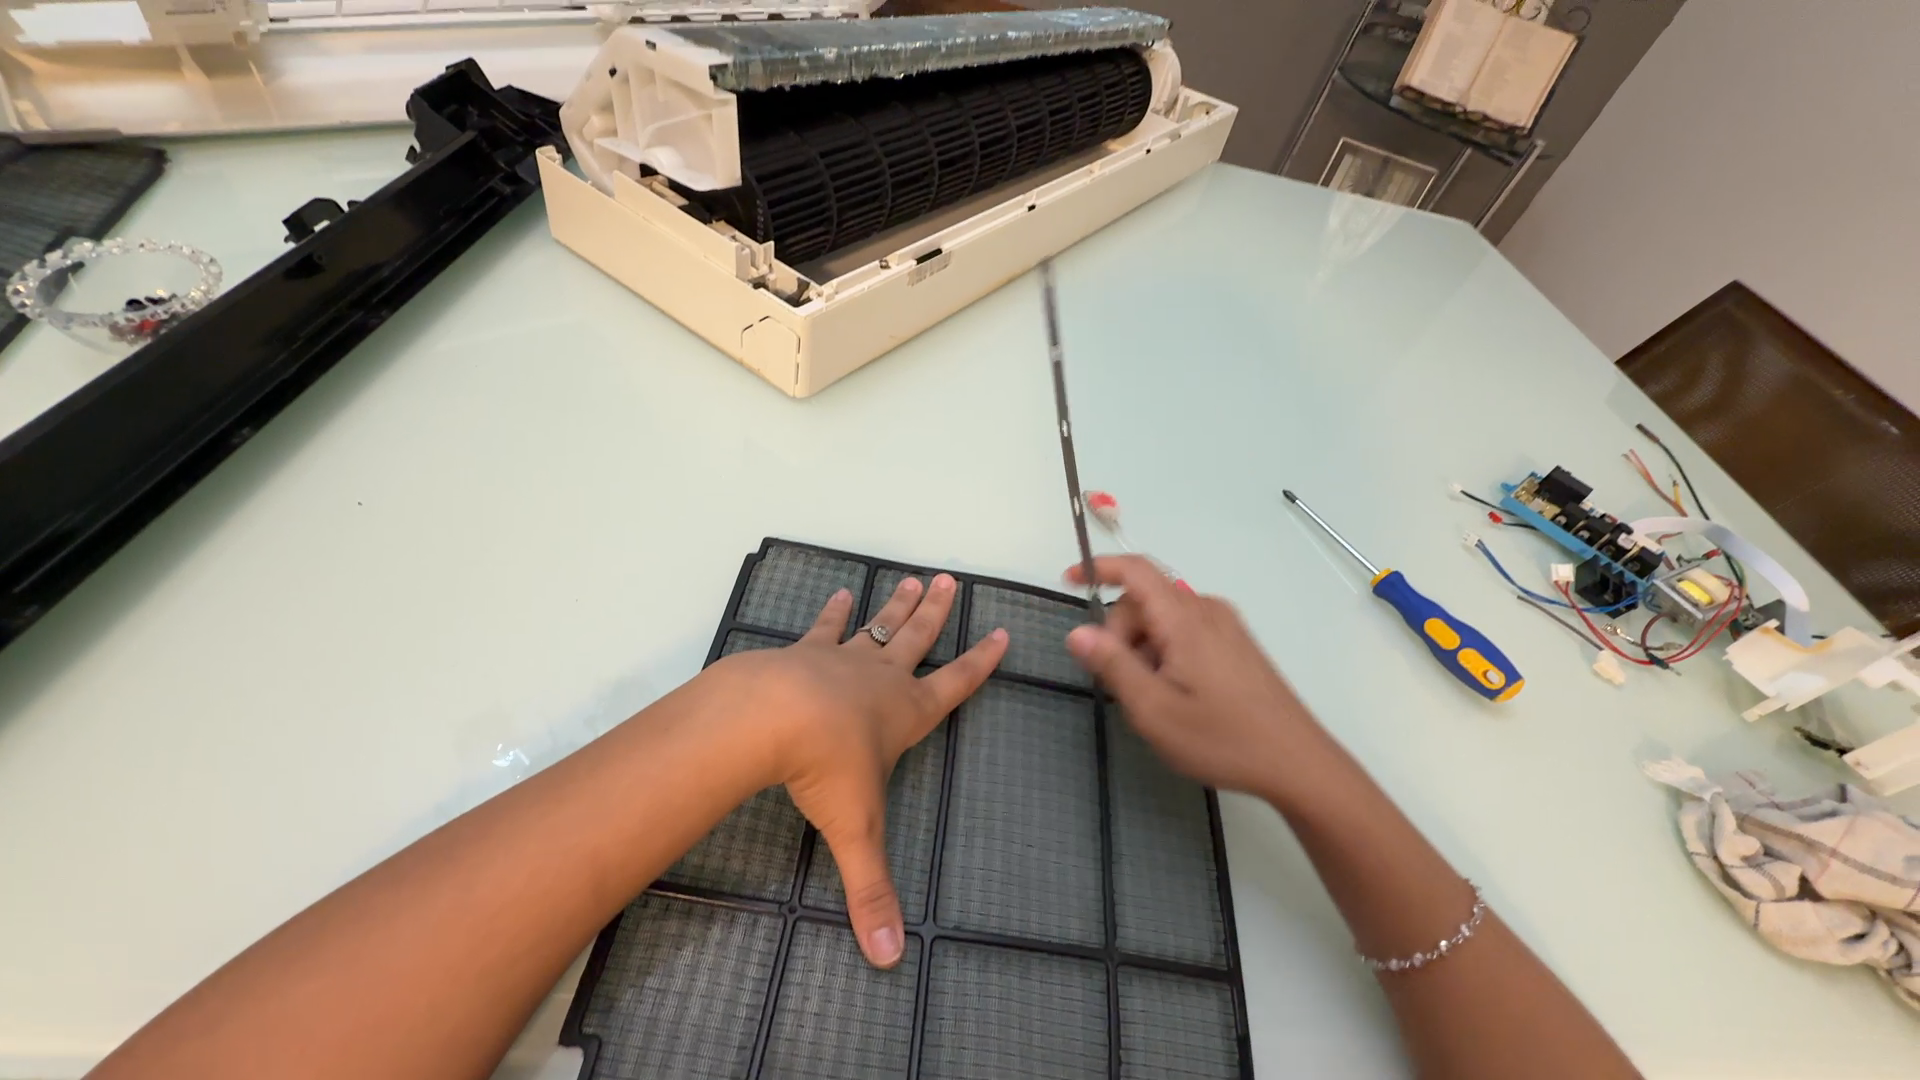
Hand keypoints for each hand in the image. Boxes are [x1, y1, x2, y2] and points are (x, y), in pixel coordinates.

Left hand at [718, 574, 1006, 967]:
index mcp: (906, 714)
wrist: (771, 717)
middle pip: (918, 639)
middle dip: (935, 612)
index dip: (980, 663)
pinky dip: (834, 612)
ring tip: (910, 578)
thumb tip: (890, 957)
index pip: (956, 685)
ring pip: (880, 627)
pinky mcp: (805, 651)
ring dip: (897, 605)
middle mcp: (882, 679)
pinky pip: (824, 628)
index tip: (999, 634)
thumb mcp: (857, 831)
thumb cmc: (826, 769)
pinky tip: (840, 594)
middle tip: (947, 580)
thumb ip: (873, 892)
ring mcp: (843, 659)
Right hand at [1063, 556, 1323, 799]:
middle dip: (1121, 632)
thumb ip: (1113, 665)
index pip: (1136, 570)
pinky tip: (1177, 694)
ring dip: (1144, 647)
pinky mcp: (1237, 644)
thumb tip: (1077, 631)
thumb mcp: (1154, 710)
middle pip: (1145, 600)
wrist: (1297, 763)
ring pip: (1165, 618)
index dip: (1098, 568)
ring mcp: (1227, 626)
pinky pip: (1186, 631)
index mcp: (1185, 619)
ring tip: (1153, 697)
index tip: (1067, 580)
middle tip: (1122, 684)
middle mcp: (1207, 611)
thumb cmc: (1222, 738)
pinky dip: (1166, 652)